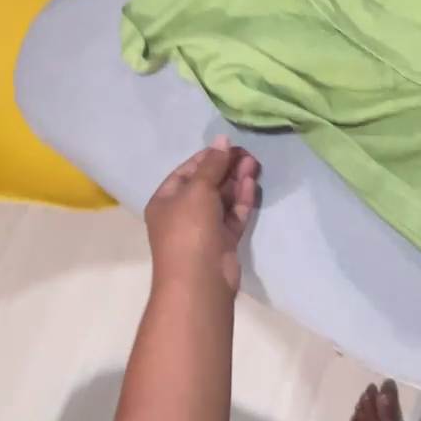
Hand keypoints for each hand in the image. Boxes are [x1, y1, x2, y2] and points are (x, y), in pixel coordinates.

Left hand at [145, 134, 260, 295]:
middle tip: (248, 154)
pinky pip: (233, 214)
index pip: (187, 171)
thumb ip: (212, 163)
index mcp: (166, 200)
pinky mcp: (222, 240)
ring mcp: (203, 228)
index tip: (229, 146)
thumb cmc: (189, 229)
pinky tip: (252, 183)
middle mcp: (183, 213)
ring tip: (254, 164)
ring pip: (222, 198)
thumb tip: (222, 139)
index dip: (208, 157)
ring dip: (236, 181)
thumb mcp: (198, 189)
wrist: (199, 281)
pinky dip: (242, 199)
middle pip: (207, 183)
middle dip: (226, 168)